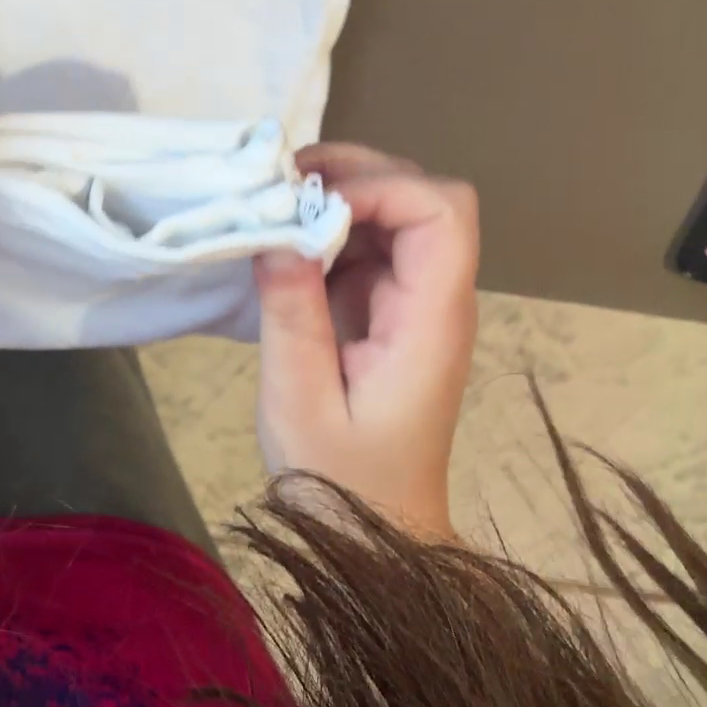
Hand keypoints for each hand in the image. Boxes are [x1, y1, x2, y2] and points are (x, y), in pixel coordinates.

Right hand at [253, 144, 479, 537]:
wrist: (368, 528)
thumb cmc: (337, 475)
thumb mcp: (298, 399)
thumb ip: (292, 319)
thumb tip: (277, 241)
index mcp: (432, 319)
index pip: (438, 213)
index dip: (376, 190)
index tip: (297, 208)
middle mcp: (434, 302)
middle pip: (424, 204)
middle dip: (356, 179)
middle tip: (275, 183)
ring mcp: (409, 312)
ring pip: (393, 227)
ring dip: (334, 206)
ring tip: (267, 208)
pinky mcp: (381, 325)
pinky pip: (363, 262)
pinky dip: (321, 243)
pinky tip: (275, 251)